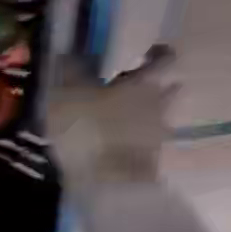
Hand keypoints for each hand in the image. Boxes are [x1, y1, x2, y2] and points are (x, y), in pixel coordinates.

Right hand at [45, 45, 176, 194]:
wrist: (107, 182)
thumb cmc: (88, 129)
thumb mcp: (66, 95)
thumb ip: (70, 72)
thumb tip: (69, 49)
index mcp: (144, 83)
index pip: (162, 59)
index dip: (156, 53)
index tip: (146, 52)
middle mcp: (160, 104)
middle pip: (164, 89)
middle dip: (150, 87)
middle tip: (127, 90)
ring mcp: (157, 134)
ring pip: (155, 117)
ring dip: (141, 116)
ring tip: (116, 120)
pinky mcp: (148, 160)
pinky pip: (142, 141)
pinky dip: (130, 139)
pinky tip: (111, 144)